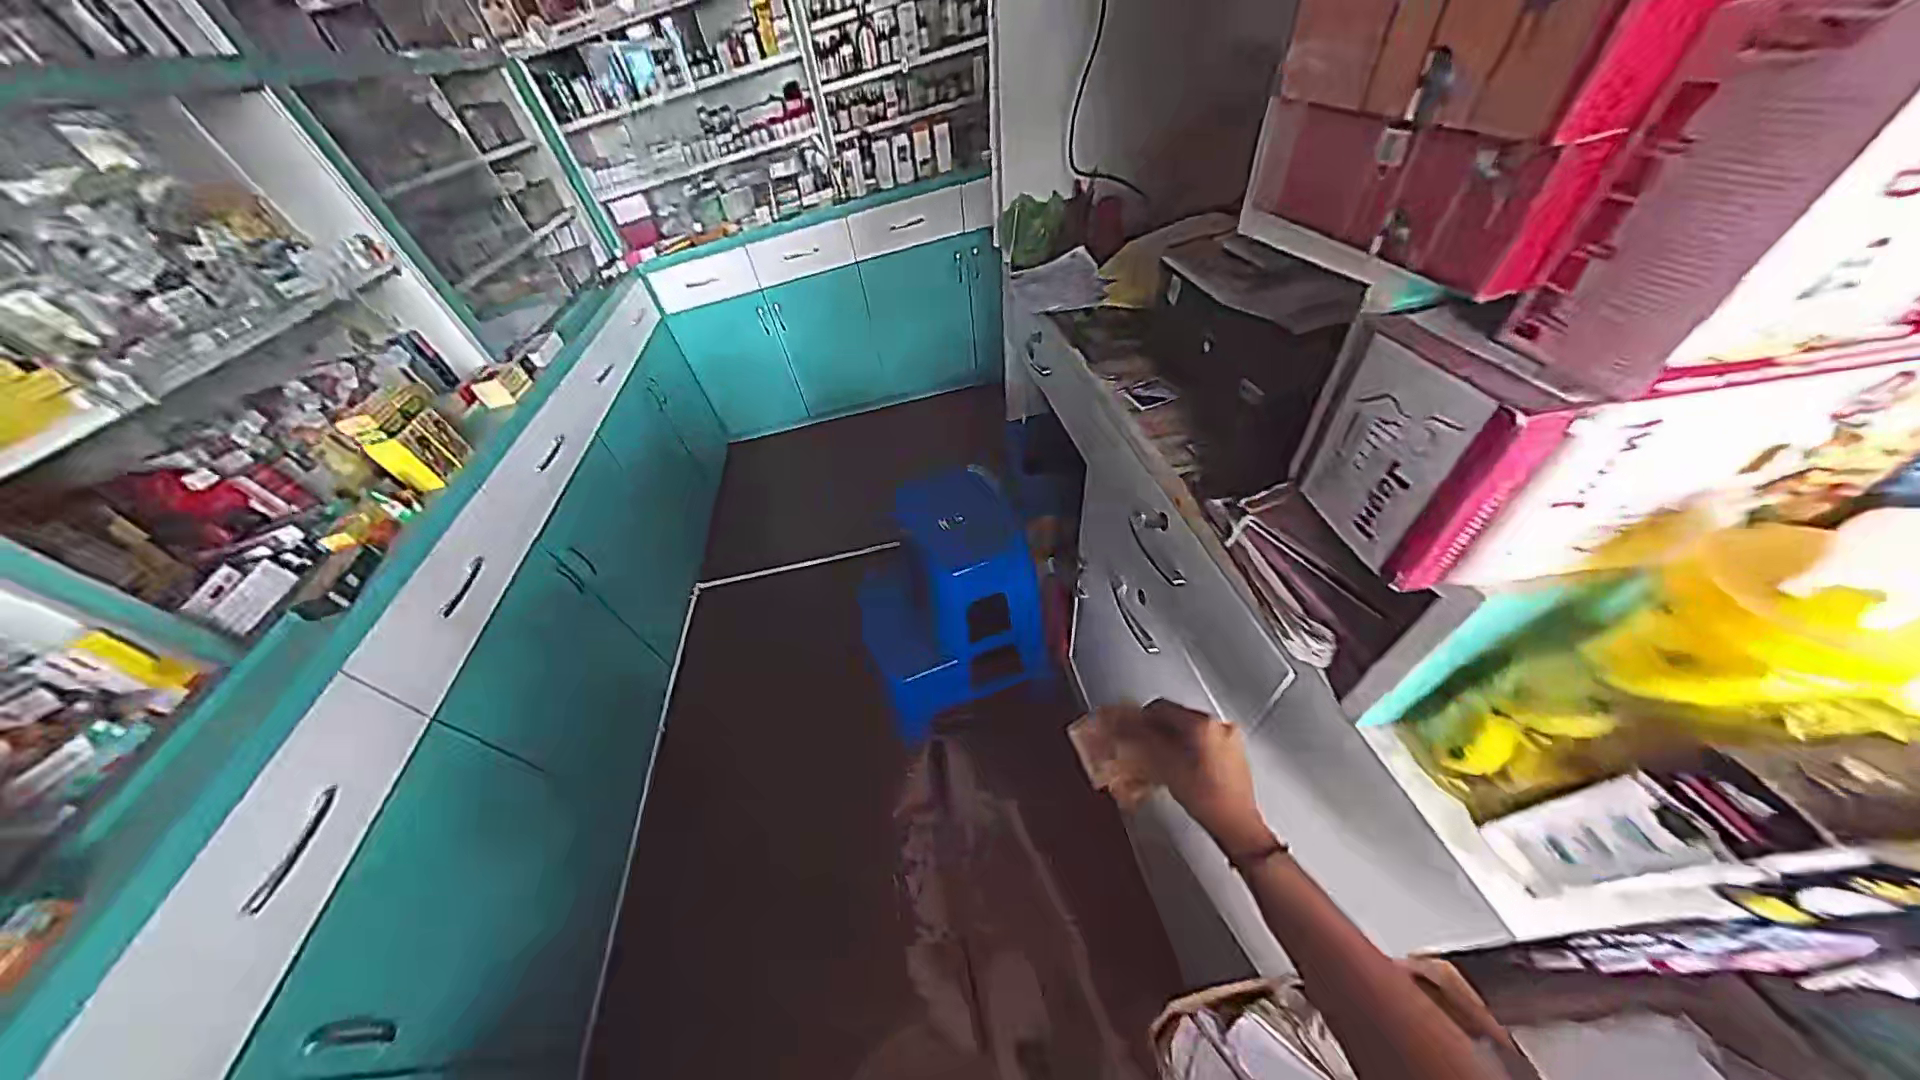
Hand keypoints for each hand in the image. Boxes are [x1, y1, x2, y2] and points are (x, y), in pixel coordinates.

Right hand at [1075, 700, 1275, 858]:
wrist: (1238, 828)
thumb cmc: (1209, 802)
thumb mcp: (1164, 767)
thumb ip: (1140, 742)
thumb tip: (1121, 728)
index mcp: (1203, 725)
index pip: (1160, 708)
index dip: (1136, 718)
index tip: (1124, 727)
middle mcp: (1218, 728)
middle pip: (1172, 719)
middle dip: (1150, 731)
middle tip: (1134, 742)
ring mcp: (1227, 742)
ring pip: (1185, 733)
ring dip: (1163, 743)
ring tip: (1150, 758)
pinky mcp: (1231, 757)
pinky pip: (1198, 745)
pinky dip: (1179, 752)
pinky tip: (1170, 768)